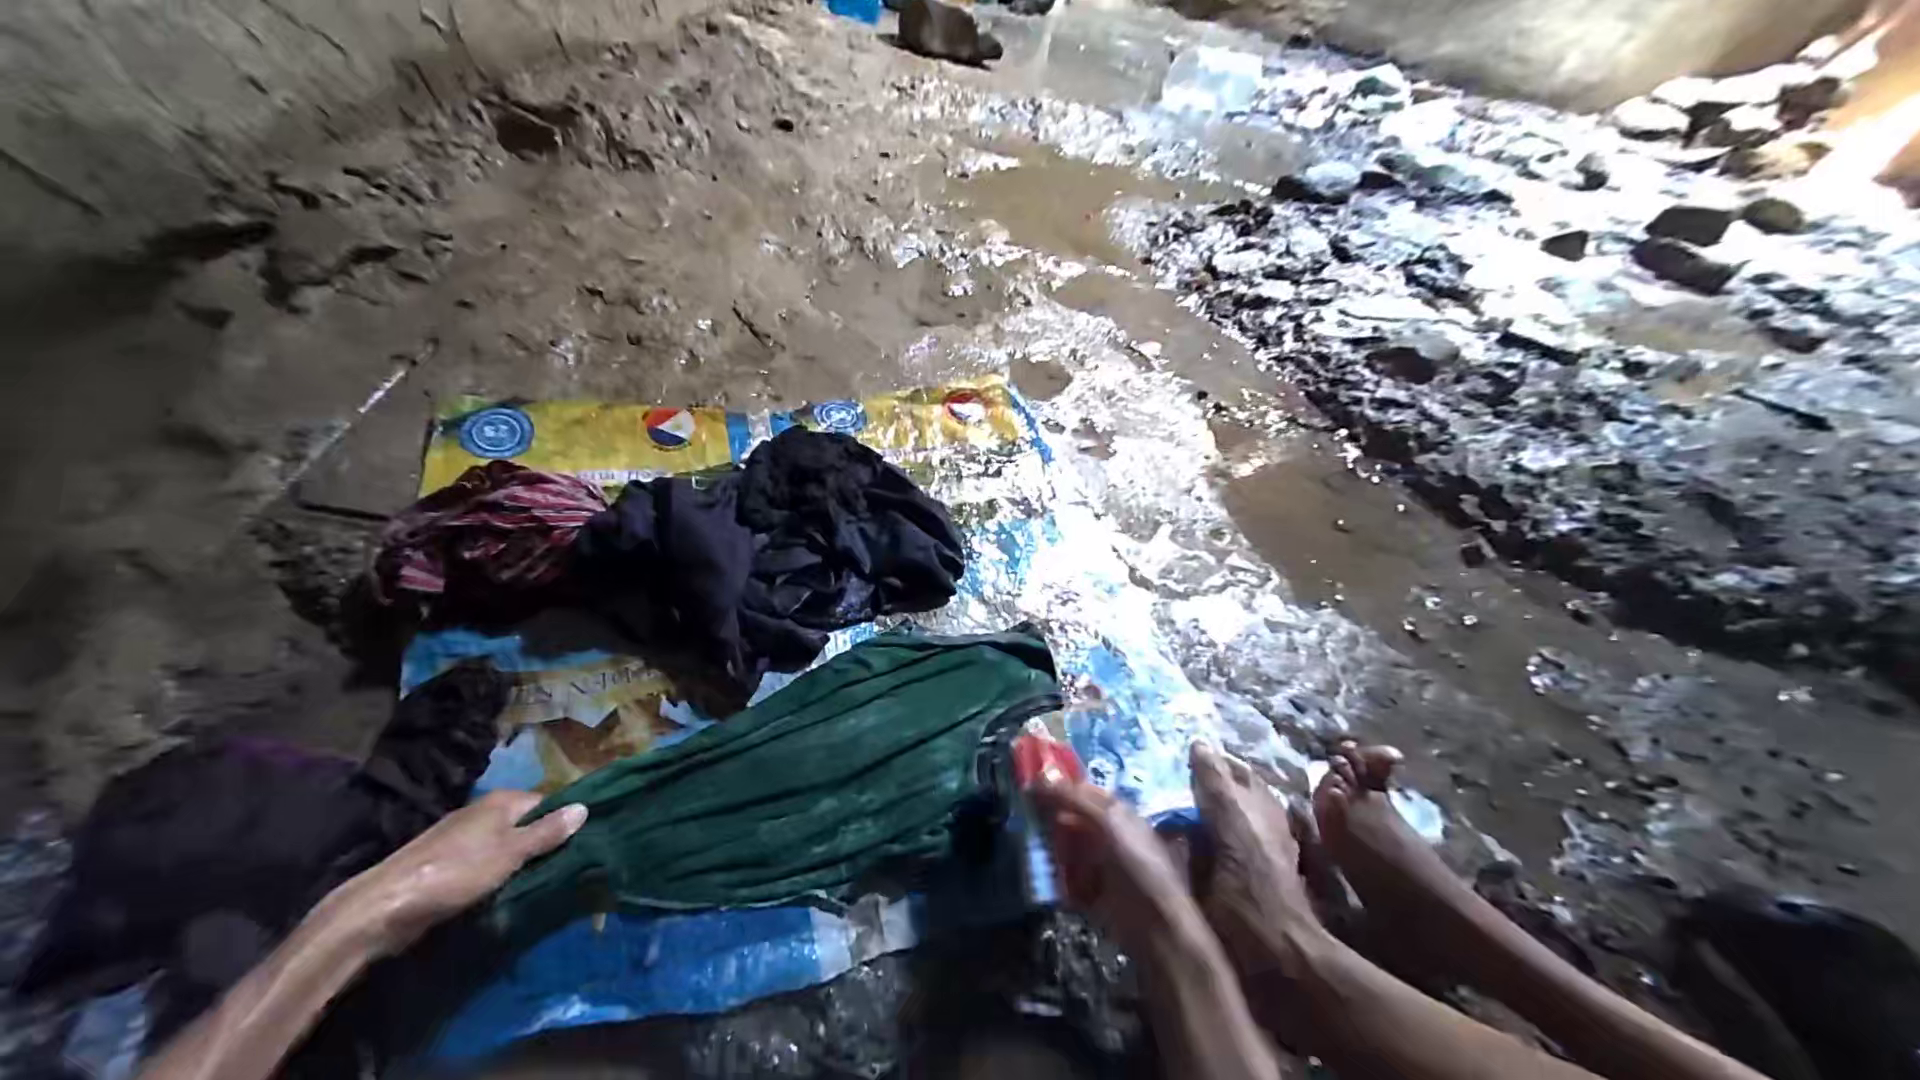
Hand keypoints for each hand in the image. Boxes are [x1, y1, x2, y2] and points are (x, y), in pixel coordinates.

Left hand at [314, 790, 586, 955]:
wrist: (381, 908)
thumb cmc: (455, 873)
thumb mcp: (510, 853)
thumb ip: (548, 831)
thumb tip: (585, 807)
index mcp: (502, 801)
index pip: (549, 803)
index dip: (565, 821)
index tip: (581, 844)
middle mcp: (483, 811)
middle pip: (527, 823)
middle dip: (544, 843)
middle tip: (565, 866)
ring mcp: (462, 837)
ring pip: (507, 843)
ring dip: (521, 860)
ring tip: (541, 880)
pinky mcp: (446, 862)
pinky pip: (486, 860)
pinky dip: (498, 872)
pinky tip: (506, 889)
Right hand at [1027, 776, 1203, 952]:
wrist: (1155, 928)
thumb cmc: (1139, 866)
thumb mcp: (1110, 823)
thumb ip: (1076, 799)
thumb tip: (1041, 776)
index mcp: (1117, 812)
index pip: (1082, 790)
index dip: (1057, 784)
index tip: (1028, 781)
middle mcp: (1106, 833)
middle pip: (1069, 816)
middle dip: (1046, 812)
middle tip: (1021, 808)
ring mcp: (1096, 862)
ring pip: (1063, 843)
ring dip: (1045, 841)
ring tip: (1024, 837)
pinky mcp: (1087, 889)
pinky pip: (1062, 872)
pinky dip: (1050, 870)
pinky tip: (1037, 867)